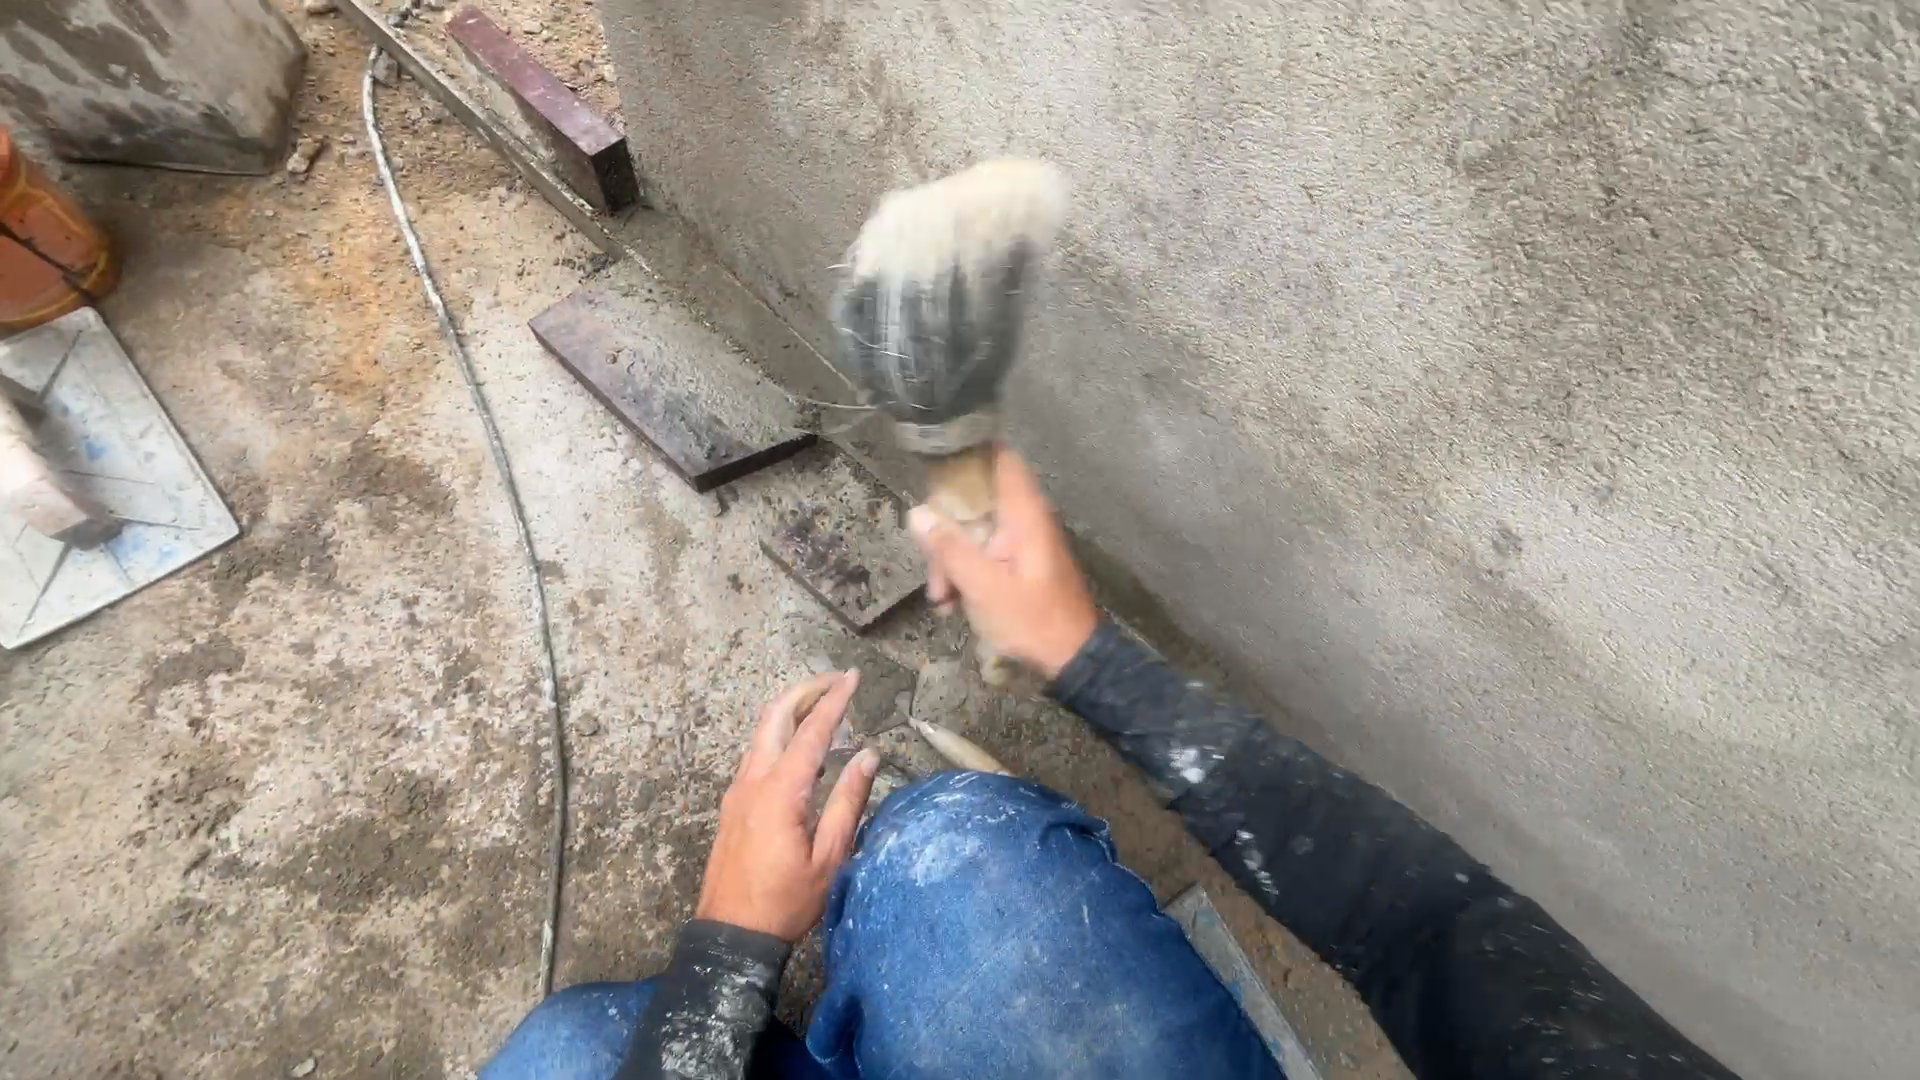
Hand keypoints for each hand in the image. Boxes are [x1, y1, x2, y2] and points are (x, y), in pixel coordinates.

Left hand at [696, 672, 879, 941]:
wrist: (729, 935)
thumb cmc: (786, 901)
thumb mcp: (829, 856)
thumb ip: (849, 801)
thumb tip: (868, 755)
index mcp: (780, 790)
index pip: (812, 731)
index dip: (834, 699)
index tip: (852, 676)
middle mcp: (753, 780)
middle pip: (775, 715)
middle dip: (806, 690)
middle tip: (837, 680)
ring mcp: (738, 790)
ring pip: (762, 731)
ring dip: (792, 709)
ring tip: (825, 705)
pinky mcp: (733, 802)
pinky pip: (757, 751)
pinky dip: (781, 733)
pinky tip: (801, 746)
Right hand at [909, 447, 1098, 678]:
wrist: (1073, 659)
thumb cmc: (1032, 620)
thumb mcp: (984, 588)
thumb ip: (950, 549)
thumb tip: (918, 514)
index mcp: (1024, 515)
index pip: (1000, 459)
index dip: (968, 456)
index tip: (936, 473)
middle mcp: (1024, 520)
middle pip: (976, 503)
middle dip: (946, 532)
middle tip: (935, 571)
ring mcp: (1022, 543)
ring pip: (975, 532)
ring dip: (952, 561)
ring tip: (942, 599)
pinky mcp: (1019, 564)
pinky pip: (985, 555)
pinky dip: (966, 573)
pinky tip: (953, 603)